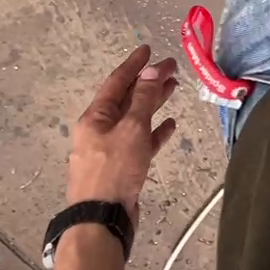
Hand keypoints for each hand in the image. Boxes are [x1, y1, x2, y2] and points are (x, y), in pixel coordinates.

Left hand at [67, 45, 178, 213]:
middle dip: (148, 81)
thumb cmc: (114, 169)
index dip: (133, 64)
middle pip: (127, 98)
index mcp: (96, 117)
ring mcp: (111, 149)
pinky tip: (170, 125)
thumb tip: (151, 70)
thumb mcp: (131, 128)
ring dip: (153, 103)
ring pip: (135, 118)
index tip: (148, 49)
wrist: (102, 220)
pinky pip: (140, 142)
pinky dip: (155, 131)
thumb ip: (143, 98)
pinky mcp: (122, 167)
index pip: (116, 82)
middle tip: (171, 67)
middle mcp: (101, 130)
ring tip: (173, 88)